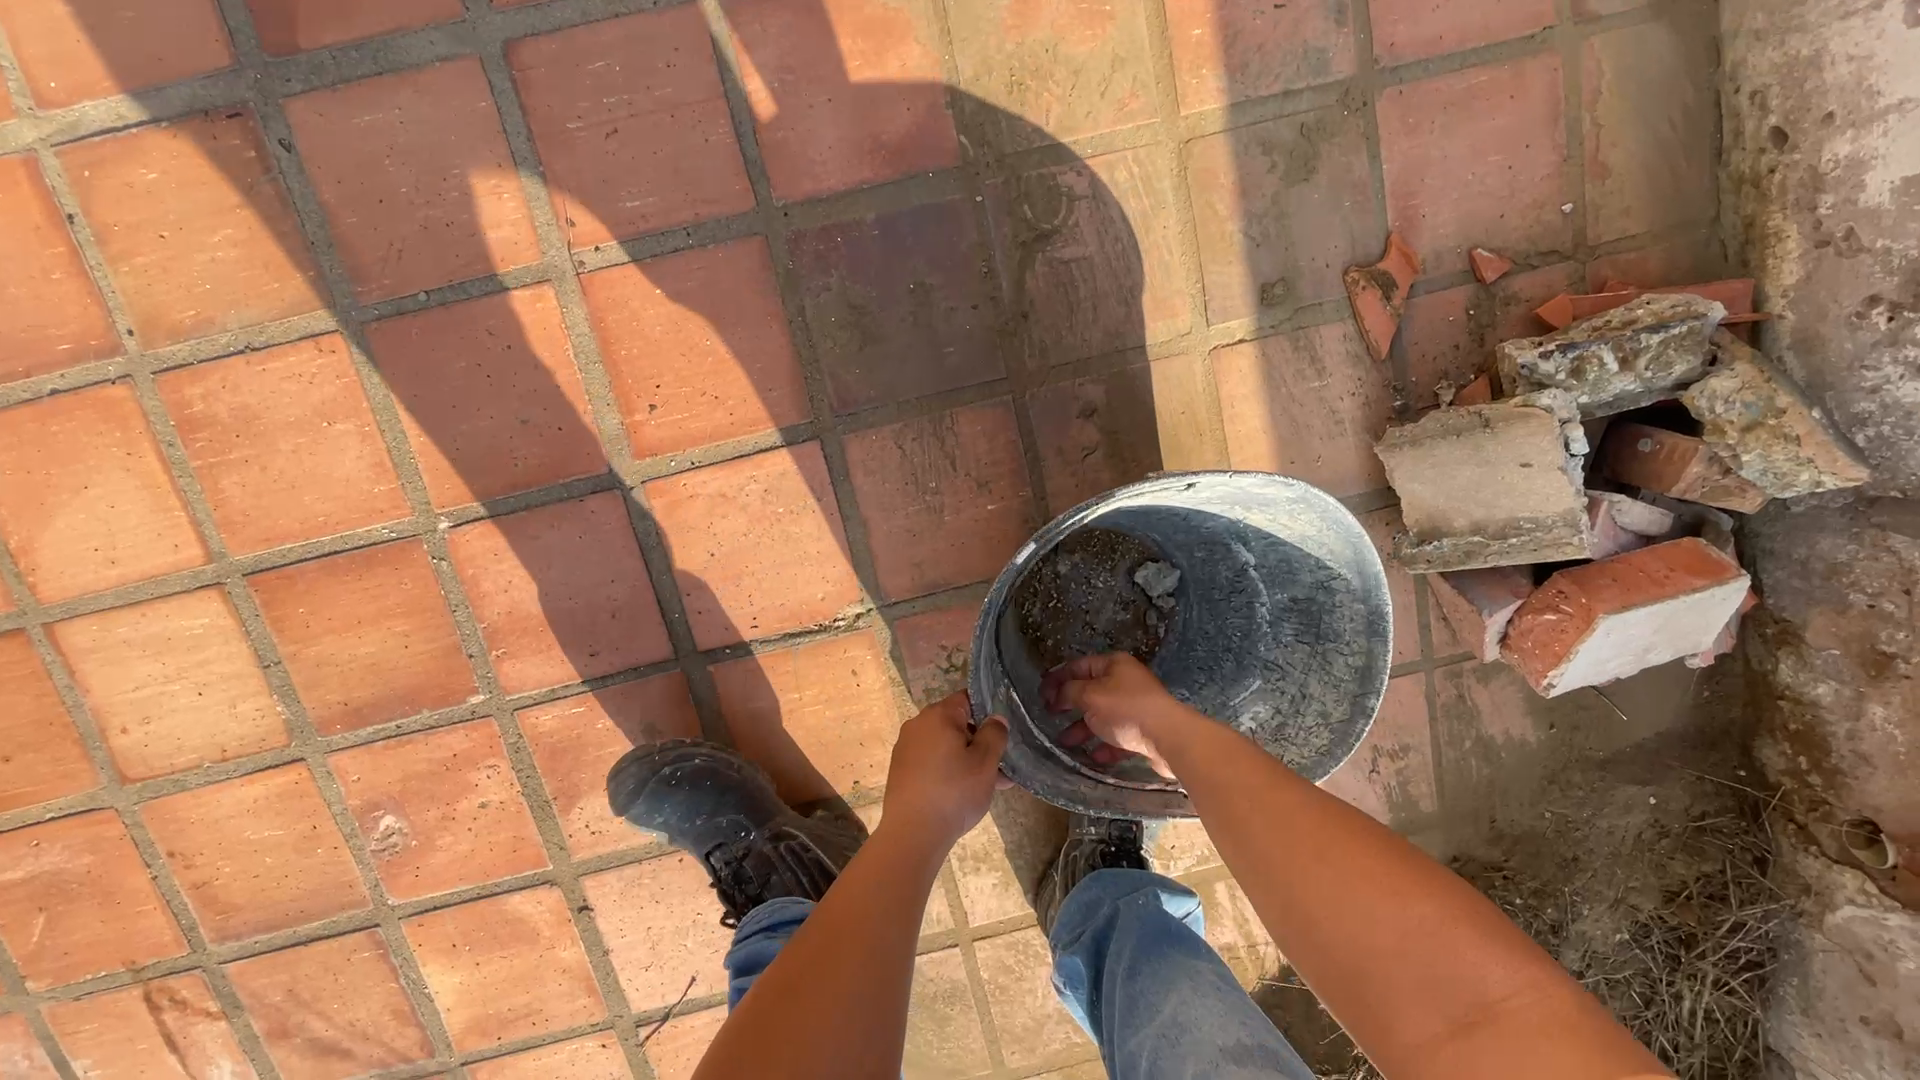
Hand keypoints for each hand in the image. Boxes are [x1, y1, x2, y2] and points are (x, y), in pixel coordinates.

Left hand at [879, 692, 1010, 849]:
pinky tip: (967, 793)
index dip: (988, 711)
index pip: (967, 698)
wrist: (912, 833)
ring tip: (993, 784)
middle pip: (956, 724)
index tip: (1004, 731)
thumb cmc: (954, 792)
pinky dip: (950, 770)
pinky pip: (933, 761)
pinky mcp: (902, 770)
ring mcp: (907, 748)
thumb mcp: (985, 762)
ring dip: (968, 759)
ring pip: (946, 746)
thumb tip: (996, 718)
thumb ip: (994, 734)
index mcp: (938, 715)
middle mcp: (918, 725)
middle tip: (1002, 763)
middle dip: (980, 741)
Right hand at [1041, 653, 1186, 778]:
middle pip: (1090, 692)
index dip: (1057, 677)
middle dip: (1069, 705)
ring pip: (1102, 717)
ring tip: (1066, 742)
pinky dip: (1104, 746)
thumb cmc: (1126, 710)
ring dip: (1083, 729)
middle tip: (1050, 716)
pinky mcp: (1143, 732)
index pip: (1078, 666)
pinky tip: (1094, 757)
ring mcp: (1136, 708)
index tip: (1040, 693)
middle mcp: (1125, 683)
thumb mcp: (1090, 695)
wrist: (1169, 738)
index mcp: (1114, 665)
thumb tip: (1058, 694)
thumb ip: (1069, 692)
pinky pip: (1118, 738)